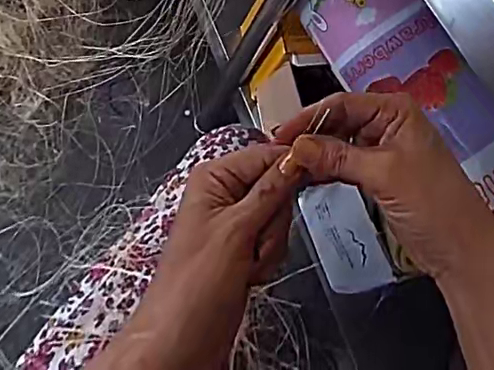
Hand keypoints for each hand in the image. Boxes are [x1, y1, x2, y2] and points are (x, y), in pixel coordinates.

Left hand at [90, 143, 302, 369]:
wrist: (182, 341)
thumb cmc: (194, 284)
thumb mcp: (236, 230)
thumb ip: (268, 192)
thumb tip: (293, 159)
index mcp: (214, 176)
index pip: (262, 154)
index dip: (288, 165)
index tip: (311, 175)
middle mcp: (223, 194)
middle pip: (275, 188)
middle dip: (274, 220)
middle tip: (255, 241)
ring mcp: (233, 223)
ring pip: (277, 219)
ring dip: (270, 246)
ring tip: (248, 263)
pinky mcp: (242, 249)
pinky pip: (271, 243)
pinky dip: (268, 261)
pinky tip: (250, 275)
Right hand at [274, 92, 493, 279]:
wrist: (466, 258)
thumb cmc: (437, 207)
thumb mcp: (383, 175)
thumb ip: (337, 156)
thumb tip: (297, 146)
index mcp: (395, 110)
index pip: (341, 103)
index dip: (308, 116)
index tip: (282, 132)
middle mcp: (388, 123)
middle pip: (337, 121)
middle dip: (309, 135)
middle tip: (280, 148)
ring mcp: (383, 149)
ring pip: (338, 142)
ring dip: (315, 153)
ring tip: (288, 162)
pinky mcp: (379, 173)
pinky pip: (344, 162)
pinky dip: (326, 168)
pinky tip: (306, 174)